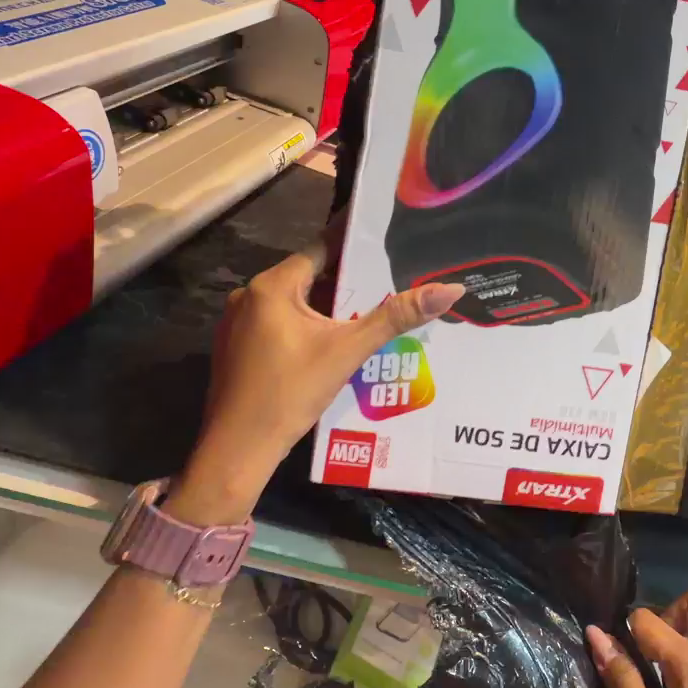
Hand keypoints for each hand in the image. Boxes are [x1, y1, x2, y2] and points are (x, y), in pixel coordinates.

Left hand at [165, 237, 462, 525]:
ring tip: (370, 310)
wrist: (236, 451)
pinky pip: (280, 324)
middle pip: (309, 276)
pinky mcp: (237, 349)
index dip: (355, 243)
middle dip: (348, 280)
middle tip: (390, 278)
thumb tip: (451, 289)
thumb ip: (397, 317)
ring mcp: (238, 324)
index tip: (386, 236)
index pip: (321, 248)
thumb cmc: (290, 393)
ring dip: (328, 307)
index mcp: (272, 287)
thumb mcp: (348, 351)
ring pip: (295, 303)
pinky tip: (334, 342)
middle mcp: (249, 296)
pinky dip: (308, 326)